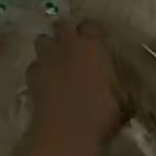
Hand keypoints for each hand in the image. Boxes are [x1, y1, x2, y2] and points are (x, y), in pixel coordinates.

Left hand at [28, 24, 126, 143]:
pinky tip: (44, 85)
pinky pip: (34, 66)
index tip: (96, 44)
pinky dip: (38, 72)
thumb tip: (121, 89)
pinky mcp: (32, 73)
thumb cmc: (102, 112)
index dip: (93, 33)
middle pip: (62, 25)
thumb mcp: (123, 101)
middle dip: (65, 34)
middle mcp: (68, 43)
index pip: (91, 26)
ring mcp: (47, 56)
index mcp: (93, 44)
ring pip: (43, 41)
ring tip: (55, 63)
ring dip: (48, 49)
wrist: (68, 129)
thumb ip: (119, 87)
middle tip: (72, 49)